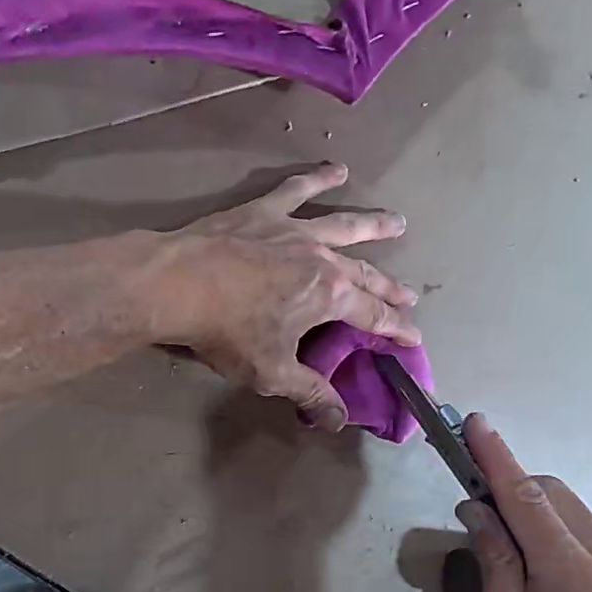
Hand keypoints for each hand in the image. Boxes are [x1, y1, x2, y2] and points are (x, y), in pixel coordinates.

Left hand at [148, 163, 419, 429]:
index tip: (414, 336)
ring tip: (397, 222)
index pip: (374, 315)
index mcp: (329, 295)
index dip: (397, 328)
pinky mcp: (265, 212)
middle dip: (391, 287)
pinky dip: (319, 179)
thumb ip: (311, 393)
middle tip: (411, 294)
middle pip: (366, 273)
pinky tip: (337, 170)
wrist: (177, 284)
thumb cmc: (227, 331)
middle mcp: (322, 257)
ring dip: (374, 226)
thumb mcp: (272, 372)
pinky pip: (297, 190)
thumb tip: (339, 421)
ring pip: (344, 225)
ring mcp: (294, 230)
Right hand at [455, 414, 591, 591]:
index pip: (528, 499)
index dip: (497, 458)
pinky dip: (564, 536)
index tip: (475, 425)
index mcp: (575, 577)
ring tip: (524, 561)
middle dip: (513, 491)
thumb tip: (479, 511)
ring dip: (539, 516)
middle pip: (552, 494)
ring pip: (573, 511)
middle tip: (485, 518)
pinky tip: (558, 577)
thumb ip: (494, 564)